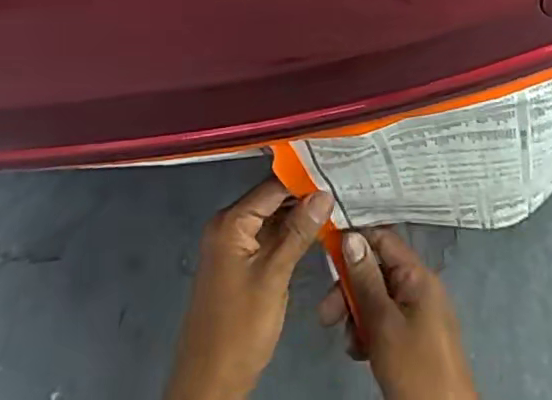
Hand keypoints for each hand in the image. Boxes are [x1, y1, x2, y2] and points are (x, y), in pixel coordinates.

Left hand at [163, 178, 332, 399]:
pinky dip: (287, 236)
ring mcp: (231, 245)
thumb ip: (297, 233)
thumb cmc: (240, 326)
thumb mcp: (274, 276)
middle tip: (340, 194)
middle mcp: (227, 225)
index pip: (270, 188)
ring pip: (269, 220)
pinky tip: (313, 236)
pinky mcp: (238, 263)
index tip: (334, 176)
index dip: (302, 181)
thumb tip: (322, 196)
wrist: (211, 376)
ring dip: (297, 218)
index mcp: (230, 222)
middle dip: (302, 198)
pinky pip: (265, 238)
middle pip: (269, 201)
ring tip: (334, 212)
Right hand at [319, 227, 479, 399]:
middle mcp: (419, 288)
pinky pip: (384, 320)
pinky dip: (368, 332)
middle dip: (347, 289)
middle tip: (326, 315)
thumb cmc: (413, 366)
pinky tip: (360, 352)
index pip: (382, 239)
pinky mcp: (414, 337)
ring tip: (349, 342)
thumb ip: (364, 277)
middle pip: (374, 271)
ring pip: (375, 297)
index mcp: (418, 277)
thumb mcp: (382, 320)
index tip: (325, 253)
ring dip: (356, 315)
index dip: (354, 241)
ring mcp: (418, 314)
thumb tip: (351, 235)